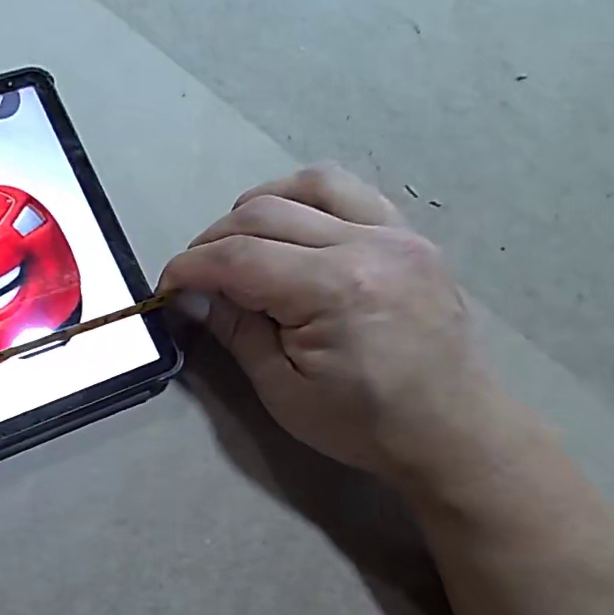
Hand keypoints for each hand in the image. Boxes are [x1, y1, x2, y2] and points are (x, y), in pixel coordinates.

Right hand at [159, 164, 523, 487]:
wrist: (449, 428)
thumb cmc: (362, 423)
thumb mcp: (282, 390)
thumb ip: (236, 331)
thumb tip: (190, 296)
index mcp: (334, 289)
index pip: (239, 257)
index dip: (190, 267)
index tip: (165, 288)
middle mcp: (367, 244)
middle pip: (265, 214)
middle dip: (212, 241)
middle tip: (193, 279)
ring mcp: (395, 232)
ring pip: (308, 185)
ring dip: (257, 208)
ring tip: (235, 245)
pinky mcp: (409, 235)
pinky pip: (349, 193)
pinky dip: (304, 201)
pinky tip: (288, 230)